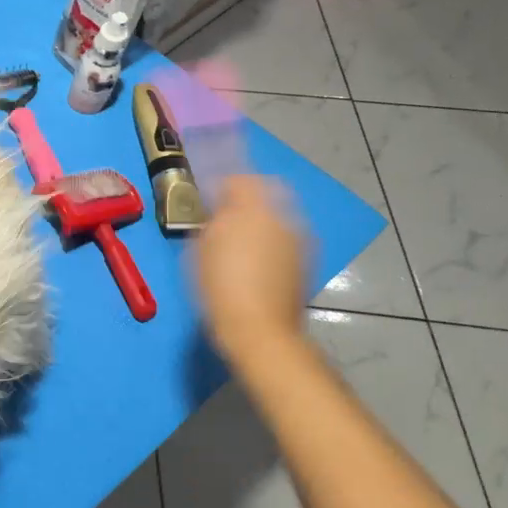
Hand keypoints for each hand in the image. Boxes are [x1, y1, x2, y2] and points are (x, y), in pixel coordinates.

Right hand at [192, 175, 308, 364]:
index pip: (241, 178)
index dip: (223, 181)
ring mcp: (299, 240)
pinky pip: (285, 234)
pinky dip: (271, 235)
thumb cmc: (220, 285)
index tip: (208, 193)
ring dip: (260, 215)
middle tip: (224, 210)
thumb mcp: (201, 247)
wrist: (259, 329)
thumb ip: (212, 218)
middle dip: (247, 193)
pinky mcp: (305, 260)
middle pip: (267, 190)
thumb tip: (219, 206)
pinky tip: (254, 256)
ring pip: (278, 213)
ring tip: (239, 236)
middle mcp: (283, 218)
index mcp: (253, 210)